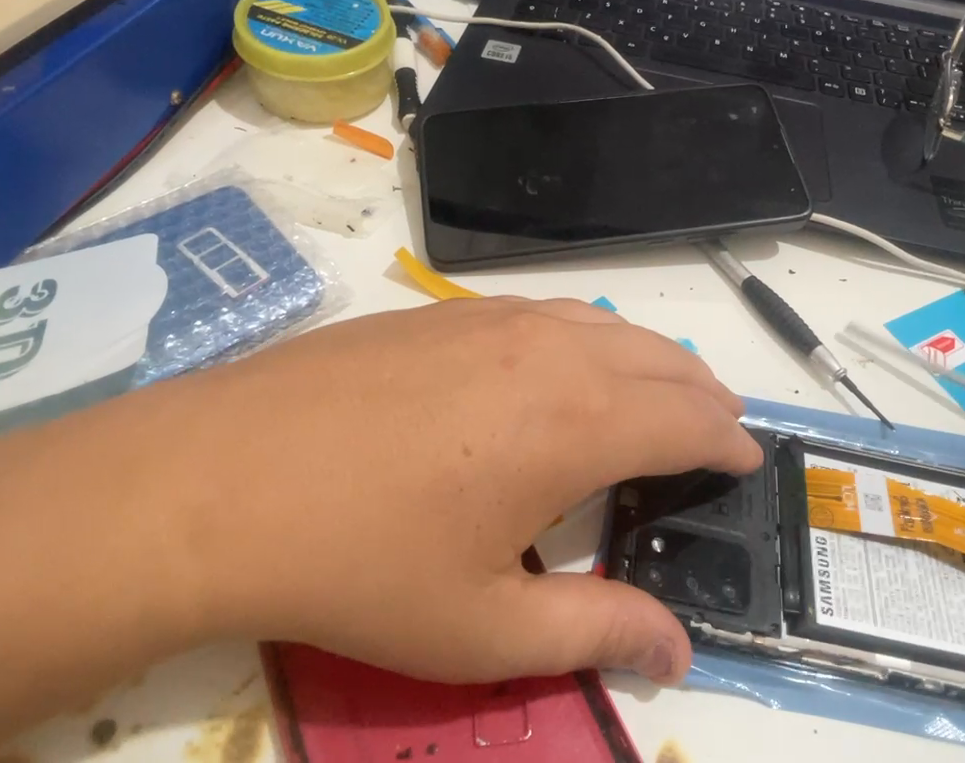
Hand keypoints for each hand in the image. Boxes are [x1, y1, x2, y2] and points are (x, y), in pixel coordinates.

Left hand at [152, 298, 762, 684]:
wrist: (218, 481)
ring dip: (649, 358)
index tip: (746, 458)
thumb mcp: (482, 625)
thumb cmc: (359, 563)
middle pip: (657, 361)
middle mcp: (548, 353)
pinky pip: (546, 312)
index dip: (725, 442)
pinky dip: (588, 335)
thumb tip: (678, 654)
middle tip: (718, 425)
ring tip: (662, 387)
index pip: (684, 422)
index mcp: (575, 425)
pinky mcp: (441, 311)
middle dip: (702, 394)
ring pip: (604, 324)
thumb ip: (595, 631)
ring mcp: (490, 321)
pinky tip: (567, 360)